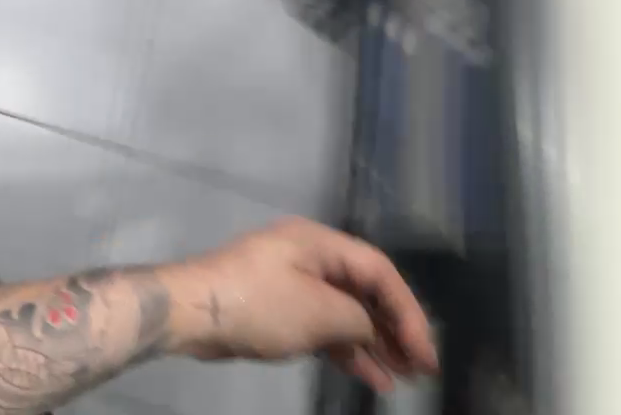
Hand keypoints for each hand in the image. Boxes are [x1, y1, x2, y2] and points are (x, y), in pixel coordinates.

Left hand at [162, 217, 439, 391]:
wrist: (195, 311)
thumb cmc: (259, 303)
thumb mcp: (320, 312)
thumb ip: (359, 318)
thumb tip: (370, 327)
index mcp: (316, 241)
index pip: (378, 269)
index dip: (408, 311)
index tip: (425, 354)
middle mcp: (306, 254)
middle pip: (362, 288)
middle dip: (393, 327)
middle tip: (419, 369)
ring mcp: (290, 279)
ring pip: (344, 308)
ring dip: (373, 341)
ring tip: (400, 379)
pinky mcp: (277, 304)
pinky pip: (323, 322)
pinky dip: (345, 346)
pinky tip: (369, 376)